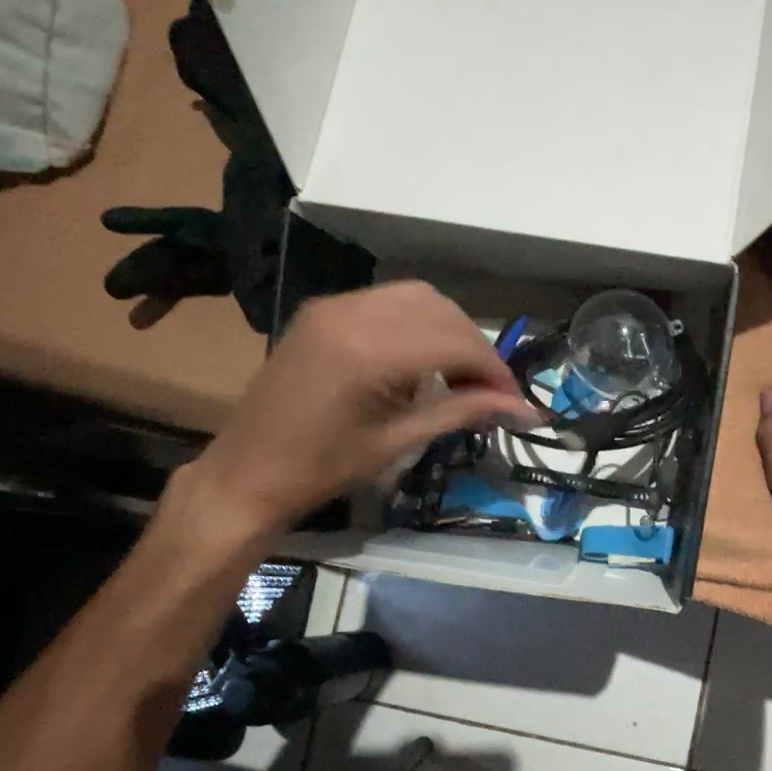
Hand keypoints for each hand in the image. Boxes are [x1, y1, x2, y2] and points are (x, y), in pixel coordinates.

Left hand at [179, 281, 536, 536]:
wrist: (248, 472)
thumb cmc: (323, 469)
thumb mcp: (398, 442)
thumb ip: (462, 412)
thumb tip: (523, 409)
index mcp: (369, 351)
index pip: (456, 342)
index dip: (494, 370)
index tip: (513, 402)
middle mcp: (352, 313)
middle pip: (442, 311)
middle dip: (476, 348)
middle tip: (490, 392)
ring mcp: (333, 307)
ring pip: (417, 298)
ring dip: (450, 330)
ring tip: (460, 376)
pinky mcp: (322, 311)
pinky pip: (387, 302)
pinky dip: (418, 324)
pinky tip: (422, 362)